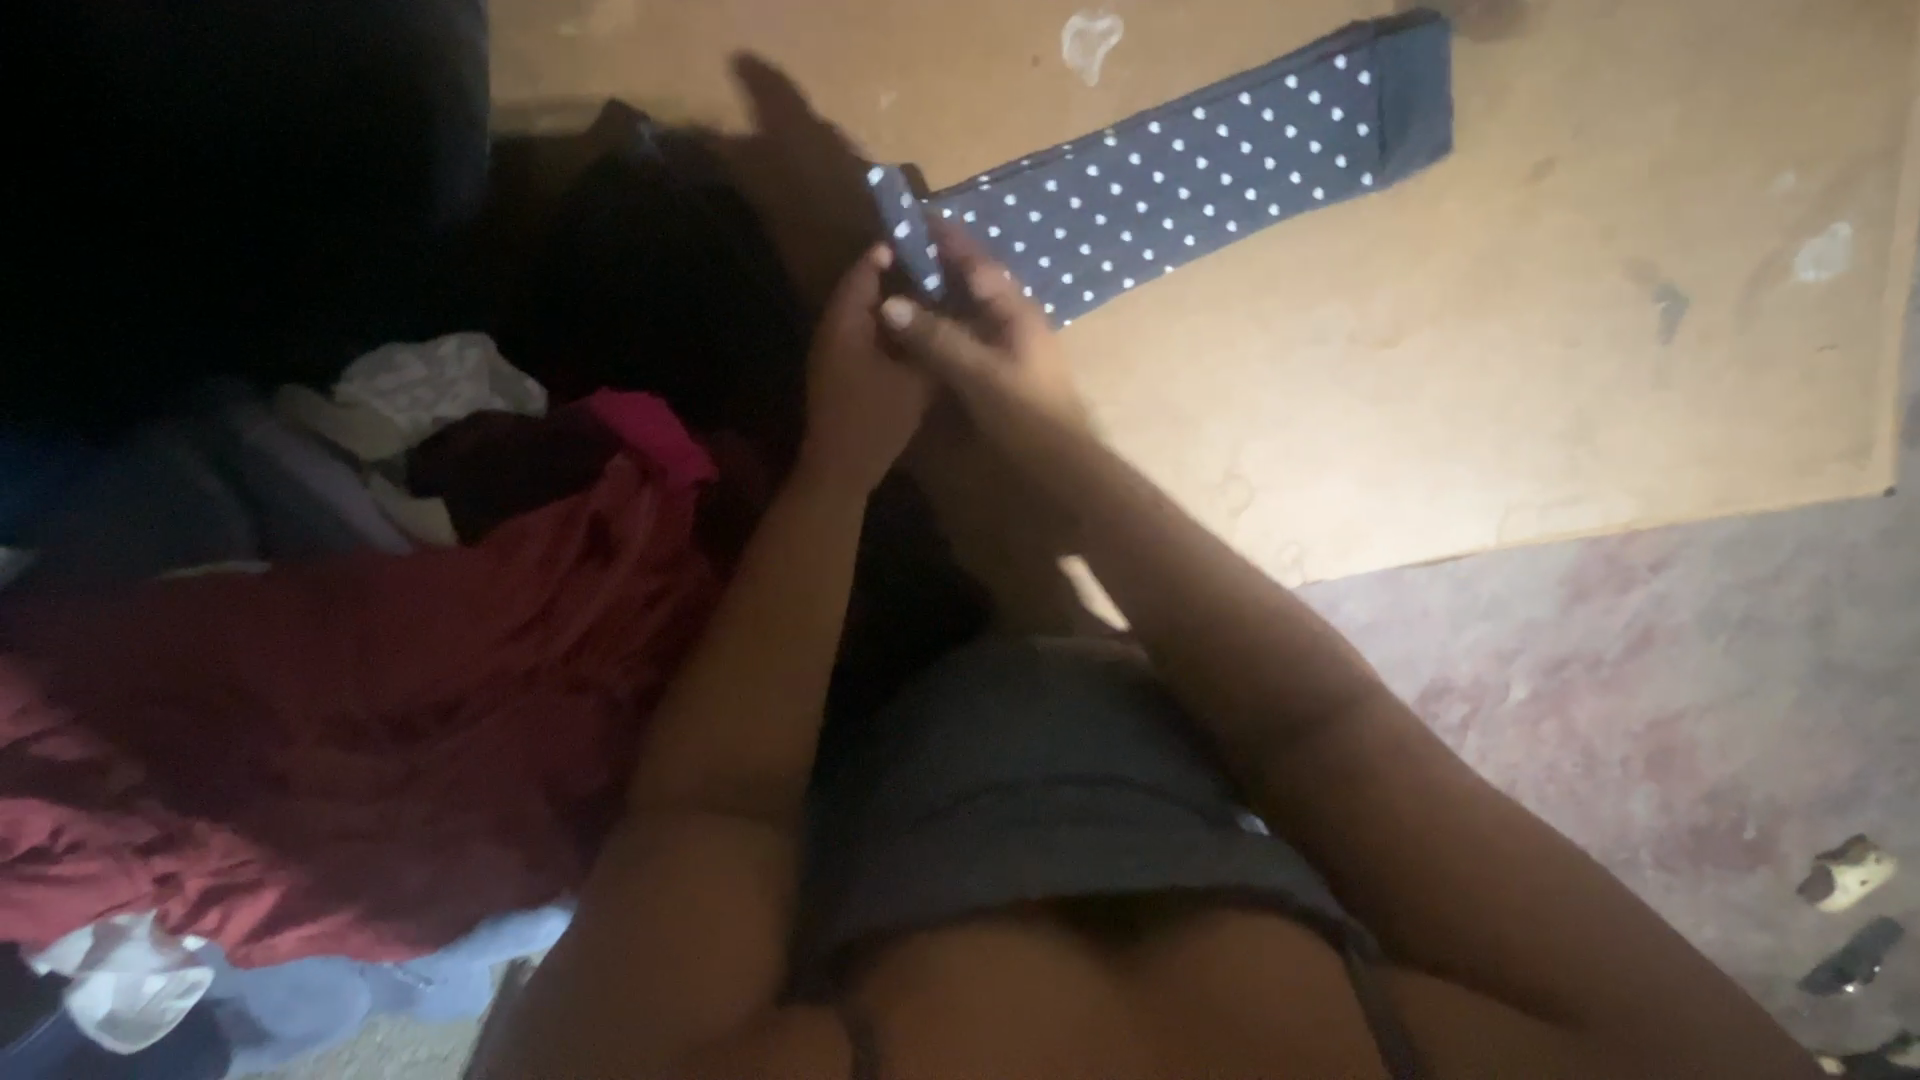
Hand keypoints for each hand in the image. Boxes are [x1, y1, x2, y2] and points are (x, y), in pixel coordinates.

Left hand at [797, 244, 932, 493]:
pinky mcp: (837, 375)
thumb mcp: (915, 382)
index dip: (890, 254)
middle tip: (931, 271)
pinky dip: (884, 332)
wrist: (840, 469)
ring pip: (861, 318)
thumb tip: (949, 317)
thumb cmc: (875, 421)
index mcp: (845, 324)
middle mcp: (832, 332)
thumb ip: (931, 344)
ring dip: (890, 308)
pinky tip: (912, 339)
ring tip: (928, 299)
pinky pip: (861, 339)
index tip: (922, 245)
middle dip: (893, 279)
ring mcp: (830, 355)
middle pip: (861, 292)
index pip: (864, 272)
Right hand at [877, 223, 1089, 444]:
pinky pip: (973, 336)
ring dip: (944, 297)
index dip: (948, 240)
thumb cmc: (1026, 413)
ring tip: (906, 286)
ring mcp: (1014, 348)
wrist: (1064, 462)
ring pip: (974, 310)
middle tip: (901, 252)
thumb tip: (890, 304)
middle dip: (942, 265)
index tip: (916, 218)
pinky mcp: (1008, 372)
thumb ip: (936, 337)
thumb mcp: (978, 373)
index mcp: (1016, 311)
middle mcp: (1017, 322)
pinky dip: (949, 327)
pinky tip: (927, 334)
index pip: (978, 262)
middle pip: (976, 282)